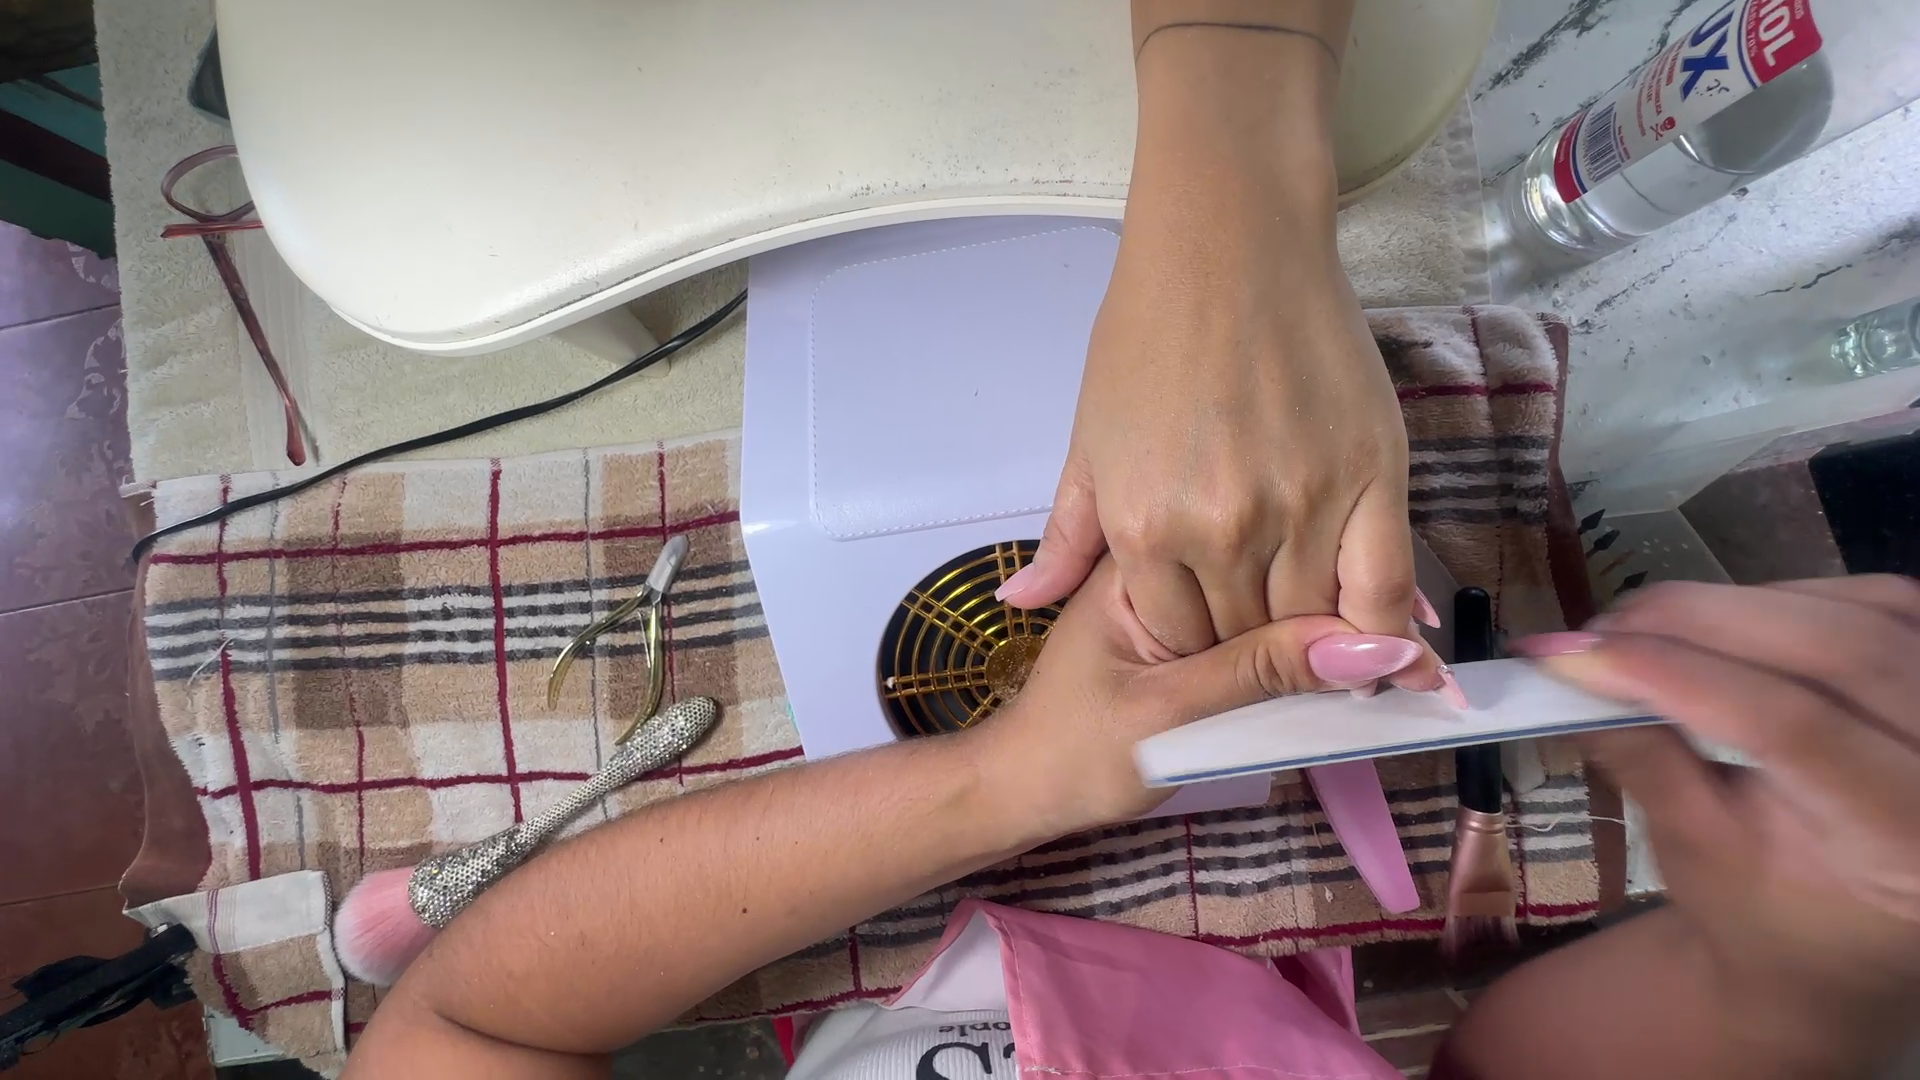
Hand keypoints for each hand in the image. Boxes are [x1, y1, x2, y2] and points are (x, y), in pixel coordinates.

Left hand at [974, 556, 1431, 833]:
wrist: (1023, 784)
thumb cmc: (1075, 752)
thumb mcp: (1165, 716)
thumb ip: (1257, 678)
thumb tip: (1369, 654)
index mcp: (1145, 564)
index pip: (1256, 560)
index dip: (1335, 602)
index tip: (1409, 648)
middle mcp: (1168, 566)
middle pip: (1274, 576)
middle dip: (1352, 616)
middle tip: (1431, 671)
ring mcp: (1181, 598)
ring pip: (1276, 601)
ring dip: (1340, 633)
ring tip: (1414, 673)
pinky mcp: (1191, 635)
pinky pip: (1259, 632)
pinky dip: (1306, 653)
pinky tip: (1360, 665)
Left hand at [995, 16, 1436, 693]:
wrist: (1227, 248)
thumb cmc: (1143, 343)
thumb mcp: (1086, 446)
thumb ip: (1063, 541)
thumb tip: (1017, 605)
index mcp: (1143, 530)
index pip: (1175, 638)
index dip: (1189, 646)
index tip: (1203, 636)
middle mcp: (1221, 532)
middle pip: (1239, 638)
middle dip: (1240, 647)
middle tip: (1253, 636)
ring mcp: (1302, 507)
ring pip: (1310, 622)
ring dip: (1304, 640)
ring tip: (1304, 637)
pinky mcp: (1373, 476)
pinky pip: (1386, 587)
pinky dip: (1384, 632)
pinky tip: (1381, 656)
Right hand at [1517, 578, 1919, 1027]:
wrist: (1834, 928)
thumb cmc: (1756, 902)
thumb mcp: (1688, 844)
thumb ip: (1638, 753)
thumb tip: (1565, 665)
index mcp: (1906, 840)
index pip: (1790, 725)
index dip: (1667, 672)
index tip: (1561, 653)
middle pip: (1838, 649)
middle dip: (1691, 620)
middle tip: (1592, 629)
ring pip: (1856, 610)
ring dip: (1725, 604)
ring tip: (1636, 628)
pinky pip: (1872, 601)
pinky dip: (1773, 597)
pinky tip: (1710, 623)